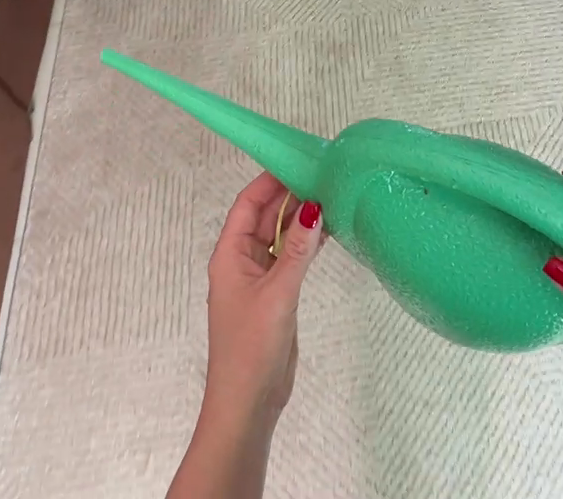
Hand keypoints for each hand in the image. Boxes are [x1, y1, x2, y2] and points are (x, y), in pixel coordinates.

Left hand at [169, 173, 326, 498]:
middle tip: (324, 173)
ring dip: (302, 217)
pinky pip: (291, 255)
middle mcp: (242, 260)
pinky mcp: (277, 292)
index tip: (298, 160)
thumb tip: (315, 208)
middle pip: (266, 215)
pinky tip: (330, 228)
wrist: (248, 402)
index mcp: (230, 255)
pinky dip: (308, 241)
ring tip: (332, 193)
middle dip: (291, 194)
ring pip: (282, 235)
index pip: (248, 204)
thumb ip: (297, 251)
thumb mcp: (277, 293)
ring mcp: (260, 276)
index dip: (270, 180)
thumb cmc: (251, 347)